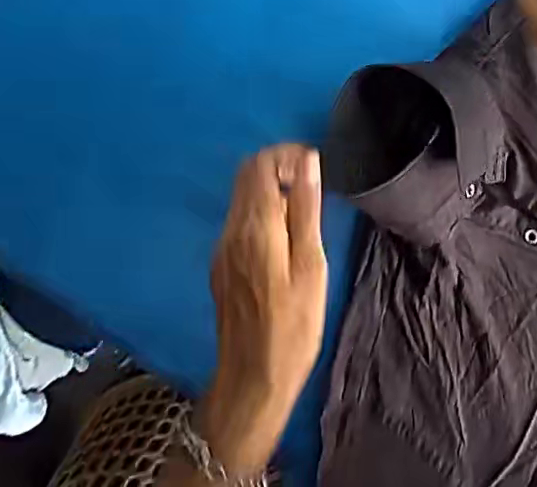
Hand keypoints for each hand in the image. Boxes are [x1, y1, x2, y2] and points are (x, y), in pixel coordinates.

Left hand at [198, 144, 328, 474]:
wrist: (252, 381)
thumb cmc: (293, 326)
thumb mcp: (311, 265)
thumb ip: (306, 209)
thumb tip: (308, 161)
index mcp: (255, 227)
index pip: (261, 164)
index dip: (287, 154)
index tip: (314, 165)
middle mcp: (231, 230)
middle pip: (247, 174)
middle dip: (279, 166)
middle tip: (312, 182)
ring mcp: (222, 248)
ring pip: (243, 196)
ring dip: (271, 188)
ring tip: (304, 211)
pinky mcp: (221, 264)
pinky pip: (240, 219)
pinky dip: (263, 210)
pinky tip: (285, 236)